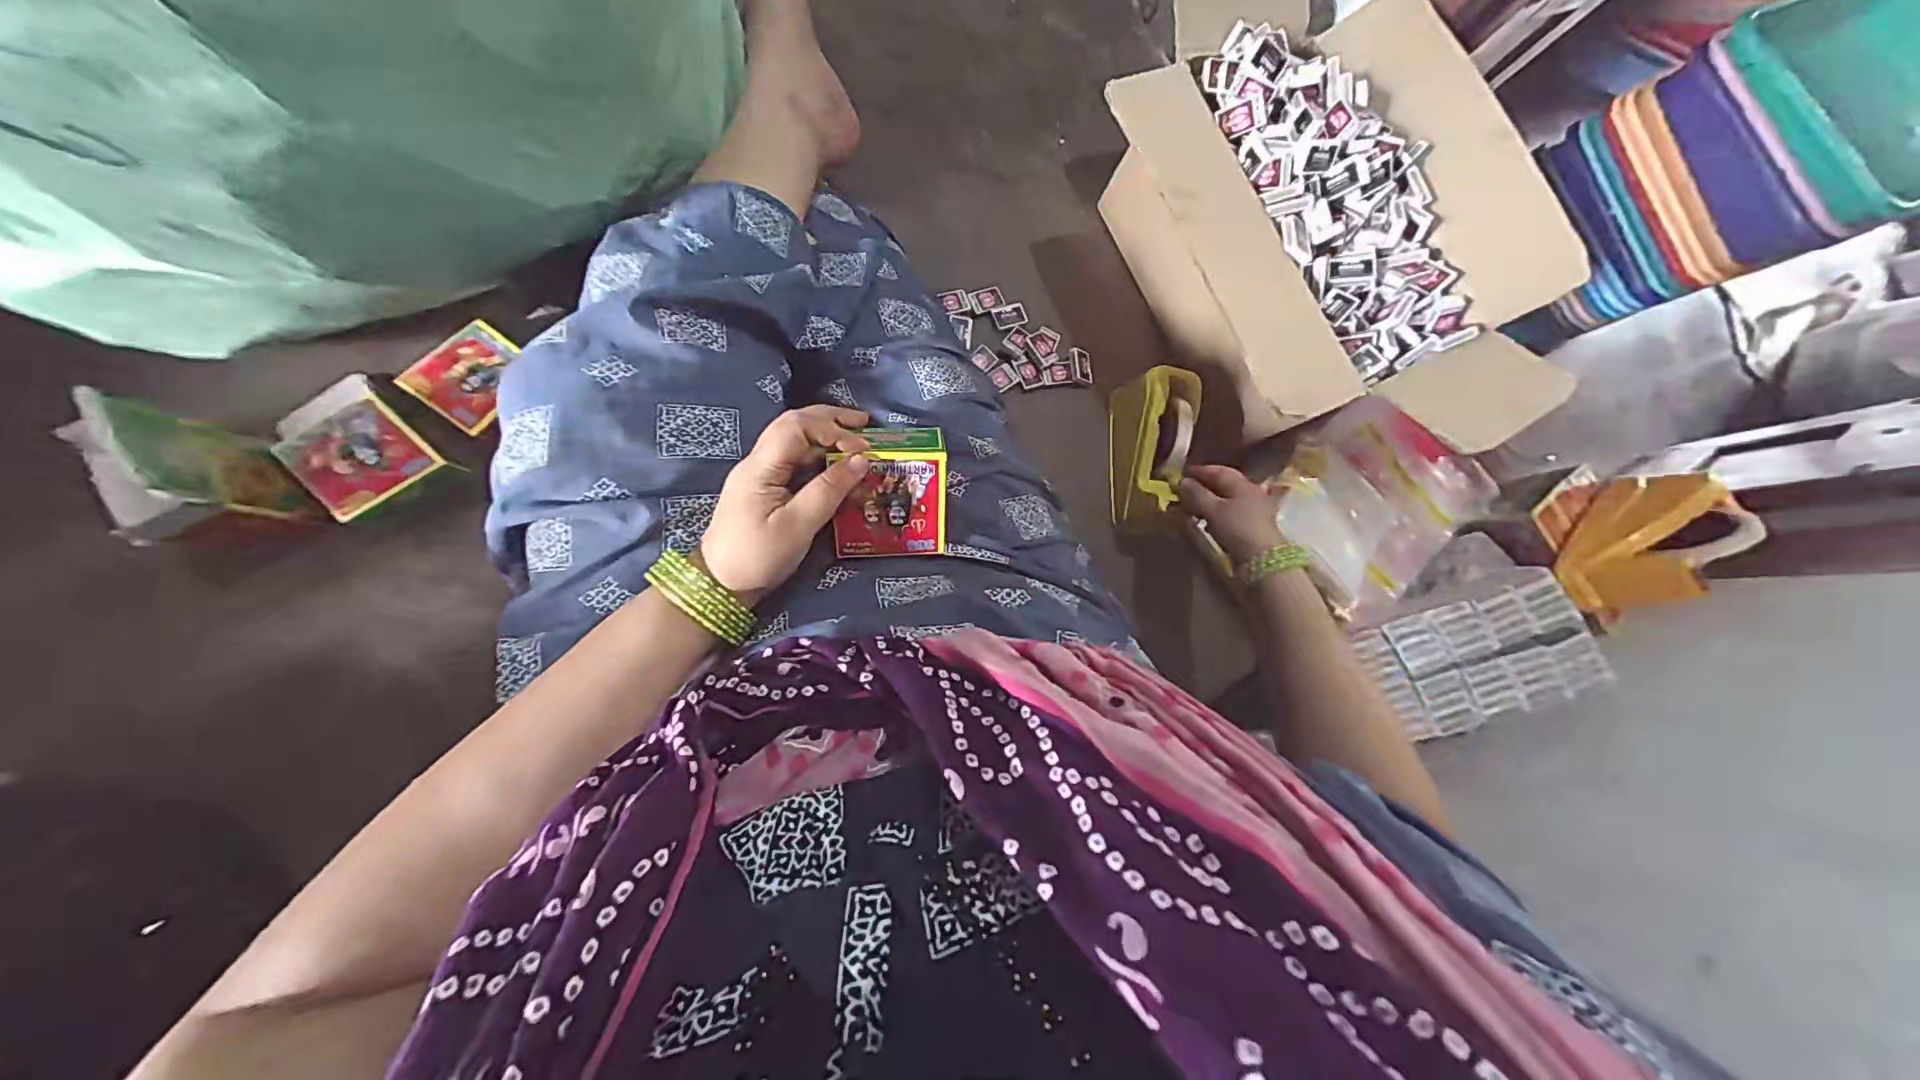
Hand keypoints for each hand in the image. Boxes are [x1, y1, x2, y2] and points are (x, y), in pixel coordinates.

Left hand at [698, 405, 871, 602]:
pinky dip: (819, 457)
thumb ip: (829, 490)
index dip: (833, 429)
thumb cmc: (758, 556)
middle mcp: (758, 463)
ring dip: (826, 436)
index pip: (796, 426)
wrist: (721, 584)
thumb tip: (861, 461)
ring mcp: (760, 475)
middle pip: (794, 424)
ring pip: (795, 441)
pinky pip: (794, 462)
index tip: (863, 449)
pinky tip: (838, 466)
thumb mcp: (798, 526)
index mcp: (761, 467)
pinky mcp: (765, 489)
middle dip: (831, 420)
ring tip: (857, 441)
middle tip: (865, 424)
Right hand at [1177, 464, 1284, 566]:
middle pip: (1224, 484)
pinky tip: (1207, 518)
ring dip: (1208, 500)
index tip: (1181, 474)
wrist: (1262, 558)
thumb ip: (1196, 494)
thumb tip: (1183, 481)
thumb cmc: (1237, 528)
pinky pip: (1230, 512)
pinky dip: (1216, 512)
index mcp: (1242, 484)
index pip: (1218, 471)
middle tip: (1184, 490)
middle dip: (1203, 485)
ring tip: (1192, 505)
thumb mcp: (1213, 509)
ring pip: (1227, 498)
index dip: (1199, 471)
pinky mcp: (1252, 524)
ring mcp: (1254, 508)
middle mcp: (1250, 492)